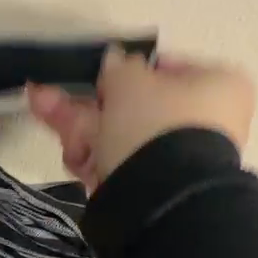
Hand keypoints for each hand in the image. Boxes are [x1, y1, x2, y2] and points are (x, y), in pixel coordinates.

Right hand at [27, 47, 256, 192]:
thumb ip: (118, 68)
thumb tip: (113, 59)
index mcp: (212, 84)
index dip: (119, 75)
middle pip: (128, 109)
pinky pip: (114, 167)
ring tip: (60, 139)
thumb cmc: (152, 126)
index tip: (92, 79)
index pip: (159, 71)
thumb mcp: (130, 84)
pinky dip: (91, 162)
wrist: (156, 198)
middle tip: (44, 102)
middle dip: (83, 110)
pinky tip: (74, 161)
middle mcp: (198, 120)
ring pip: (114, 140)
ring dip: (80, 135)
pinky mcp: (146, 190)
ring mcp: (171, 158)